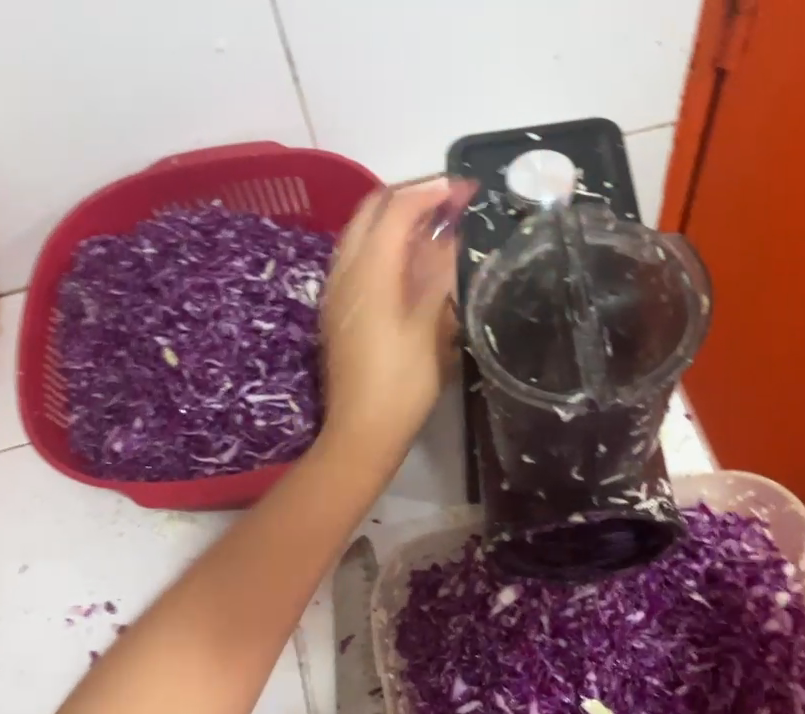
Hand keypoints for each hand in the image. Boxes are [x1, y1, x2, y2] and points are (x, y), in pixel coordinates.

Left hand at [319, 176, 478, 453]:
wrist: (361, 432)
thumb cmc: (402, 384)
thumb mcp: (431, 328)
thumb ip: (438, 273)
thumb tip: (451, 234)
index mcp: (370, 270)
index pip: (398, 207)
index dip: (434, 191)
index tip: (467, 190)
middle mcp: (345, 270)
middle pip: (373, 210)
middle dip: (411, 196)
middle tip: (450, 201)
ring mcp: (336, 291)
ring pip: (362, 233)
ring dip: (396, 219)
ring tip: (435, 226)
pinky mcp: (338, 310)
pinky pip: (358, 258)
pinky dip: (384, 244)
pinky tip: (410, 262)